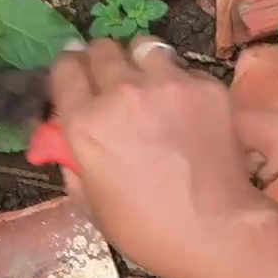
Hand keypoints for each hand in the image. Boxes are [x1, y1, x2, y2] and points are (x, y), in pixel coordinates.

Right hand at [48, 38, 277, 277]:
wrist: (213, 229)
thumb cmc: (143, 228)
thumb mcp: (90, 204)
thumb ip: (73, 162)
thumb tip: (68, 141)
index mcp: (85, 124)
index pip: (64, 69)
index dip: (67, 72)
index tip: (74, 78)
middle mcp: (122, 92)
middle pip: (101, 49)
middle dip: (99, 62)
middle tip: (108, 83)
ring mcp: (167, 84)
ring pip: (142, 48)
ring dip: (138, 63)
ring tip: (147, 87)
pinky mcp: (205, 85)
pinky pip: (181, 69)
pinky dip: (176, 82)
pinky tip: (182, 110)